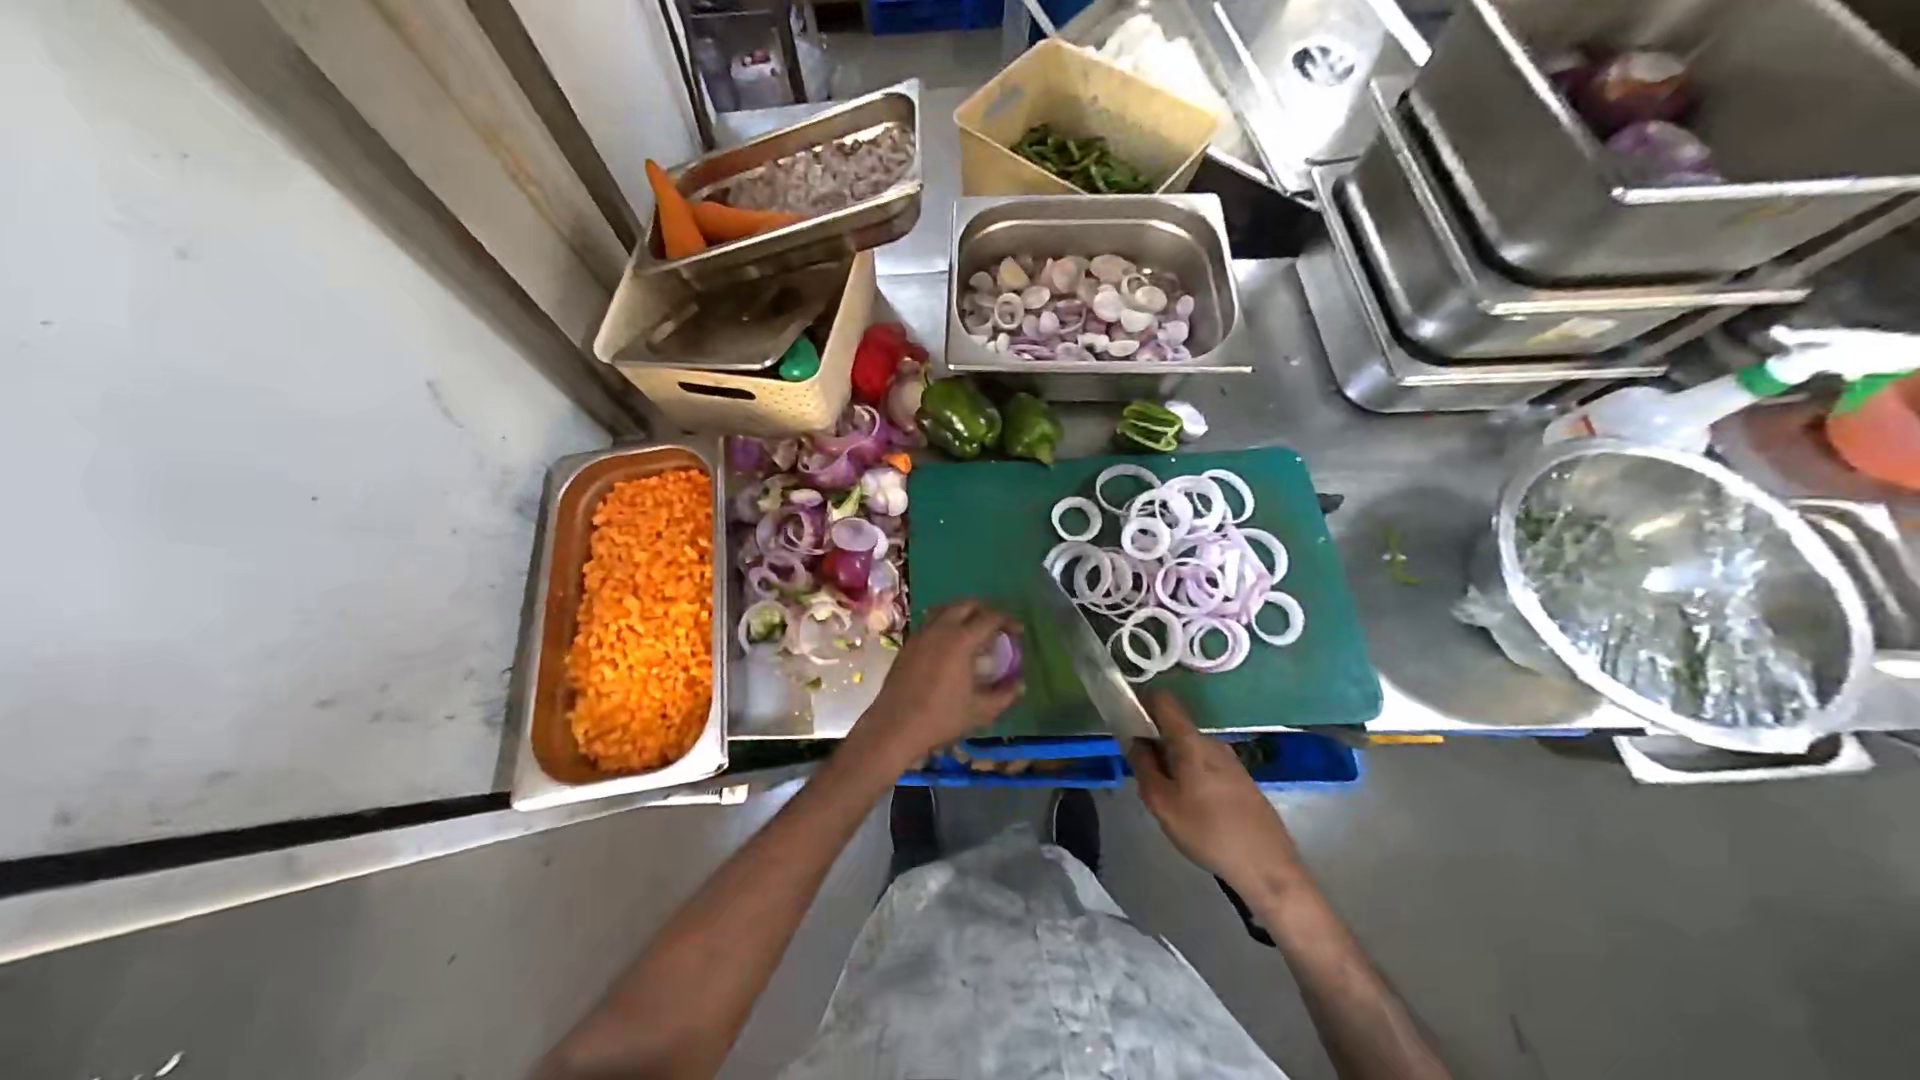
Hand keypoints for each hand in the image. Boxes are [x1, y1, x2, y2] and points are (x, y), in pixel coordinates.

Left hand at [853, 601, 1022, 765]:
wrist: (894, 726)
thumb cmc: (941, 717)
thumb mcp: (981, 710)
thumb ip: (1004, 695)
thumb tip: (1020, 683)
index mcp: (961, 640)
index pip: (990, 618)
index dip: (1007, 621)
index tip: (1017, 631)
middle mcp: (940, 629)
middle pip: (966, 604)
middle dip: (985, 610)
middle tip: (997, 626)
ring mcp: (920, 634)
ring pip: (945, 609)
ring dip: (963, 613)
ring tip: (973, 631)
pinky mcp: (908, 644)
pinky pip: (930, 622)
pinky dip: (945, 624)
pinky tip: (949, 646)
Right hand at [1128, 690, 1304, 897]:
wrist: (1267, 866)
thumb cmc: (1208, 832)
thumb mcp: (1162, 803)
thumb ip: (1143, 767)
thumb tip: (1135, 742)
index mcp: (1191, 742)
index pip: (1163, 700)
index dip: (1142, 702)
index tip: (1126, 722)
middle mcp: (1212, 743)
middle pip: (1175, 727)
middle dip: (1154, 742)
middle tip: (1142, 775)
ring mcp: (1231, 760)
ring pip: (1190, 749)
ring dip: (1172, 761)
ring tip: (1167, 798)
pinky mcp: (1241, 779)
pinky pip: (1206, 764)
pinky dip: (1190, 774)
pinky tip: (1193, 808)